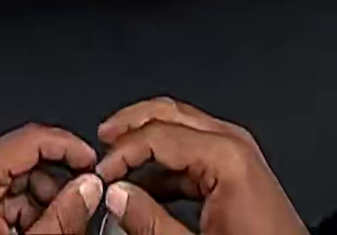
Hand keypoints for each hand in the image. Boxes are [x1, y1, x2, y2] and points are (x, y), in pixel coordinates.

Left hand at [0, 123, 102, 234]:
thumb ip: (62, 216)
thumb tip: (88, 187)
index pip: (34, 138)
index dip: (71, 148)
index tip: (94, 163)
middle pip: (28, 159)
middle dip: (57, 182)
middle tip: (80, 202)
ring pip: (20, 178)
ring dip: (44, 200)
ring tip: (57, 227)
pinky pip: (6, 194)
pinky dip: (27, 212)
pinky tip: (37, 232)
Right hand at [94, 97, 306, 234]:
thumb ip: (152, 223)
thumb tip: (116, 194)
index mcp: (225, 155)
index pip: (159, 134)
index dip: (122, 151)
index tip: (99, 173)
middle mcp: (232, 142)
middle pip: (171, 113)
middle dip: (133, 124)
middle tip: (102, 141)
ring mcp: (237, 151)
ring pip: (181, 127)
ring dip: (147, 141)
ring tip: (117, 162)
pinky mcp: (237, 168)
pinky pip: (193, 151)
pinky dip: (165, 161)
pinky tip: (145, 184)